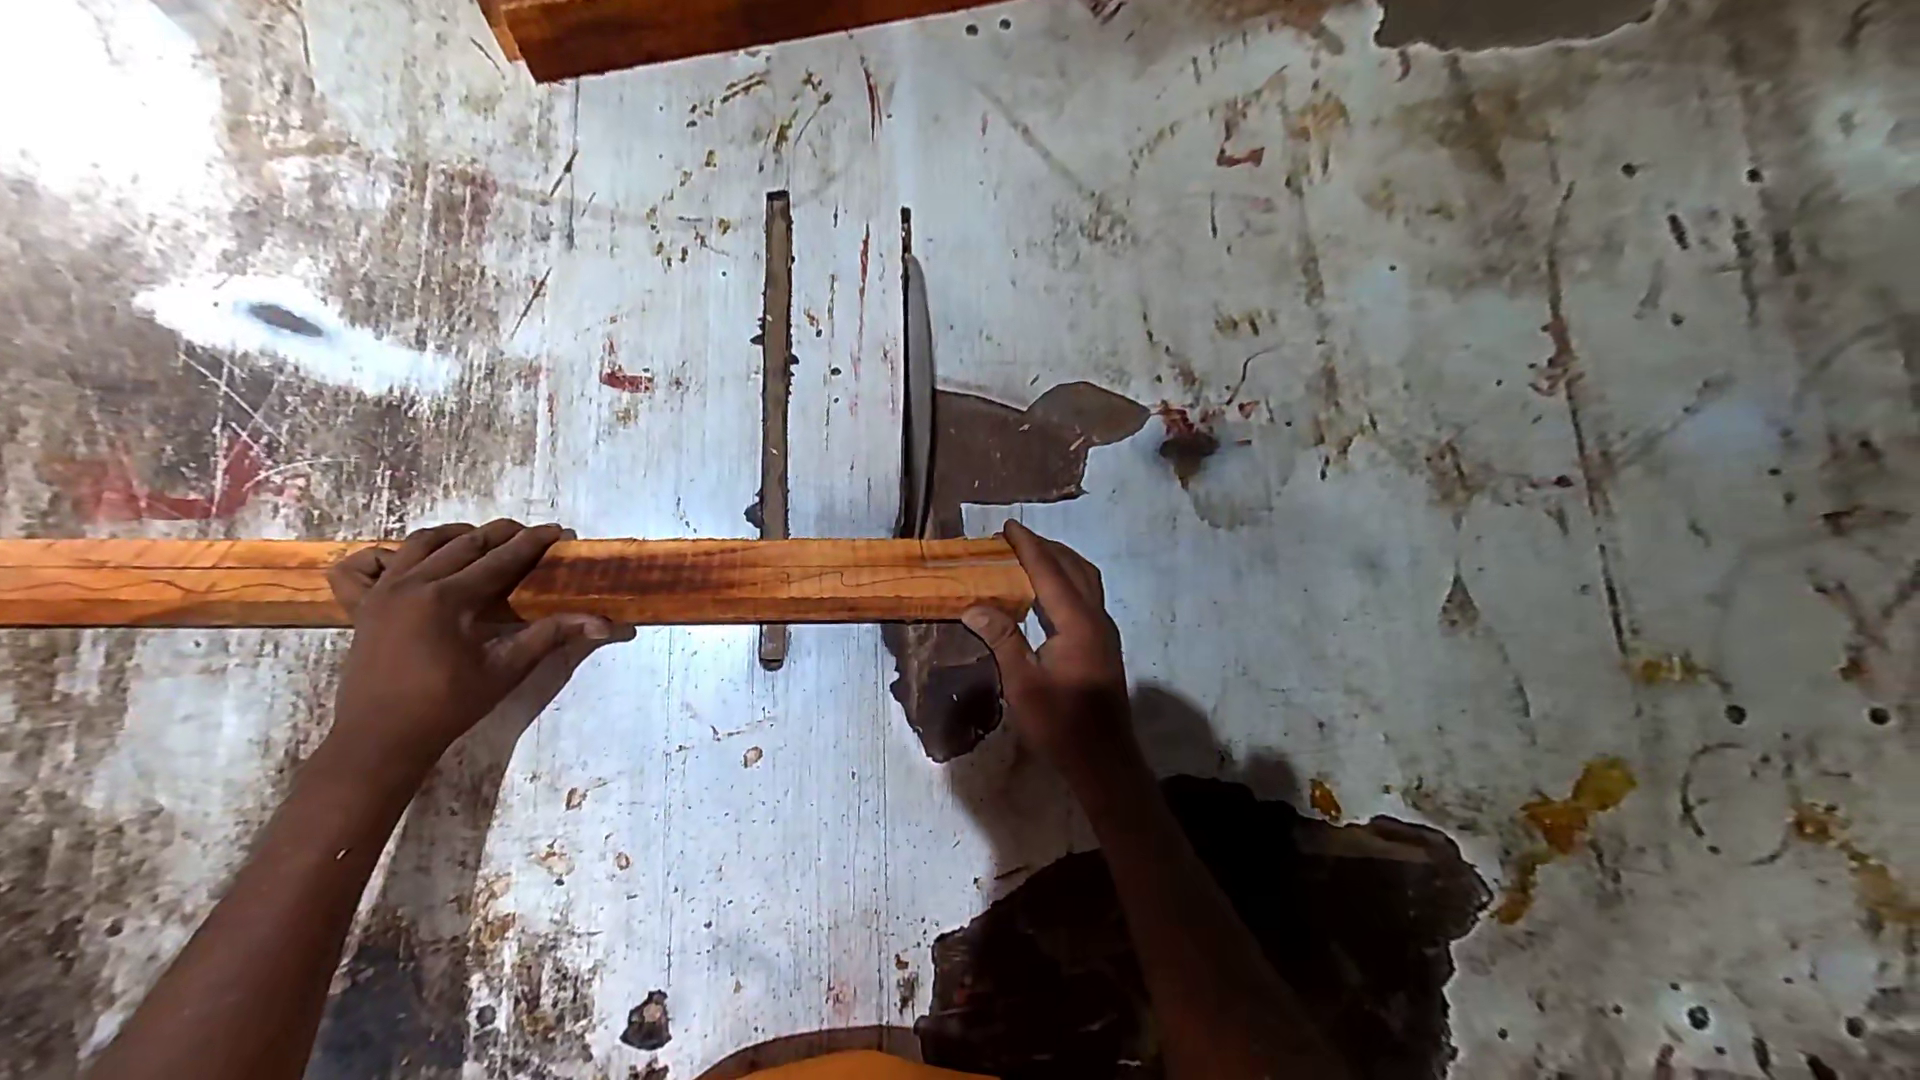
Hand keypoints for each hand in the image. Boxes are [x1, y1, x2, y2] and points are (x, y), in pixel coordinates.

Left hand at [324, 520, 631, 775]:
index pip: (500, 560)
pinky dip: (388, 554)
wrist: (380, 739)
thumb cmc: (447, 705)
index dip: (531, 543)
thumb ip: (551, 636)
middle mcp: (410, 584)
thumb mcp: (506, 670)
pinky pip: (363, 565)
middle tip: (528, 533)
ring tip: (482, 540)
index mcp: (446, 599)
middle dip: (499, 534)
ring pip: (419, 545)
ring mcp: (380, 592)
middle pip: (462, 544)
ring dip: (455, 536)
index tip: (556, 531)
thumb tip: (602, 623)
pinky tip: (410, 562)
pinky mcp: (362, 606)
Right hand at [961, 521, 1137, 782]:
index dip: (1028, 547)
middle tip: (1016, 539)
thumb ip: (1002, 639)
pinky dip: (1067, 581)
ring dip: (1060, 562)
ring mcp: (1105, 632)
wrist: (1103, 761)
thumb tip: (974, 606)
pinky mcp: (1104, 645)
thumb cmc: (1060, 725)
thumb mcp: (1023, 684)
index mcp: (1078, 623)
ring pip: (1086, 581)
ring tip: (1031, 556)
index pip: (1050, 572)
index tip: (1008, 527)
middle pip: (1075, 569)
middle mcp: (1097, 619)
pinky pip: (1087, 596)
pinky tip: (1048, 593)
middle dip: (1046, 548)